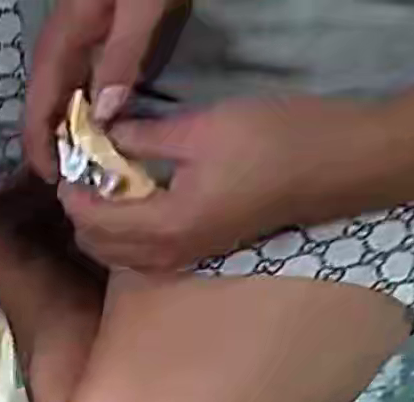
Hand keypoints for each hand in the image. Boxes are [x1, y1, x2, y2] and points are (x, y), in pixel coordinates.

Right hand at [25, 0, 177, 182]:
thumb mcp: (142, 3)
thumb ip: (123, 57)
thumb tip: (102, 119)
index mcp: (60, 46)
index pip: (36, 115)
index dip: (41, 152)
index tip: (57, 180)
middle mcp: (58, 47)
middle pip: (45, 109)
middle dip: (55, 144)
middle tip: (78, 173)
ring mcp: (74, 36)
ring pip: (61, 95)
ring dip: (71, 126)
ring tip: (89, 153)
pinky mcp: (93, 26)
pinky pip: (79, 78)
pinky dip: (86, 103)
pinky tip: (104, 114)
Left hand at [59, 95, 383, 270]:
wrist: (344, 166)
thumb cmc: (279, 139)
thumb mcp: (207, 127)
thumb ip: (146, 137)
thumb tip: (105, 135)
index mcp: (161, 225)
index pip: (91, 219)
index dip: (72, 193)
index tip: (69, 165)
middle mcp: (160, 255)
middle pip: (93, 243)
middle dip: (79, 212)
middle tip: (83, 176)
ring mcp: (174, 262)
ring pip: (109, 255)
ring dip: (96, 226)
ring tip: (101, 188)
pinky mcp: (188, 259)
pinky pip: (132, 257)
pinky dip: (117, 236)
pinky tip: (127, 206)